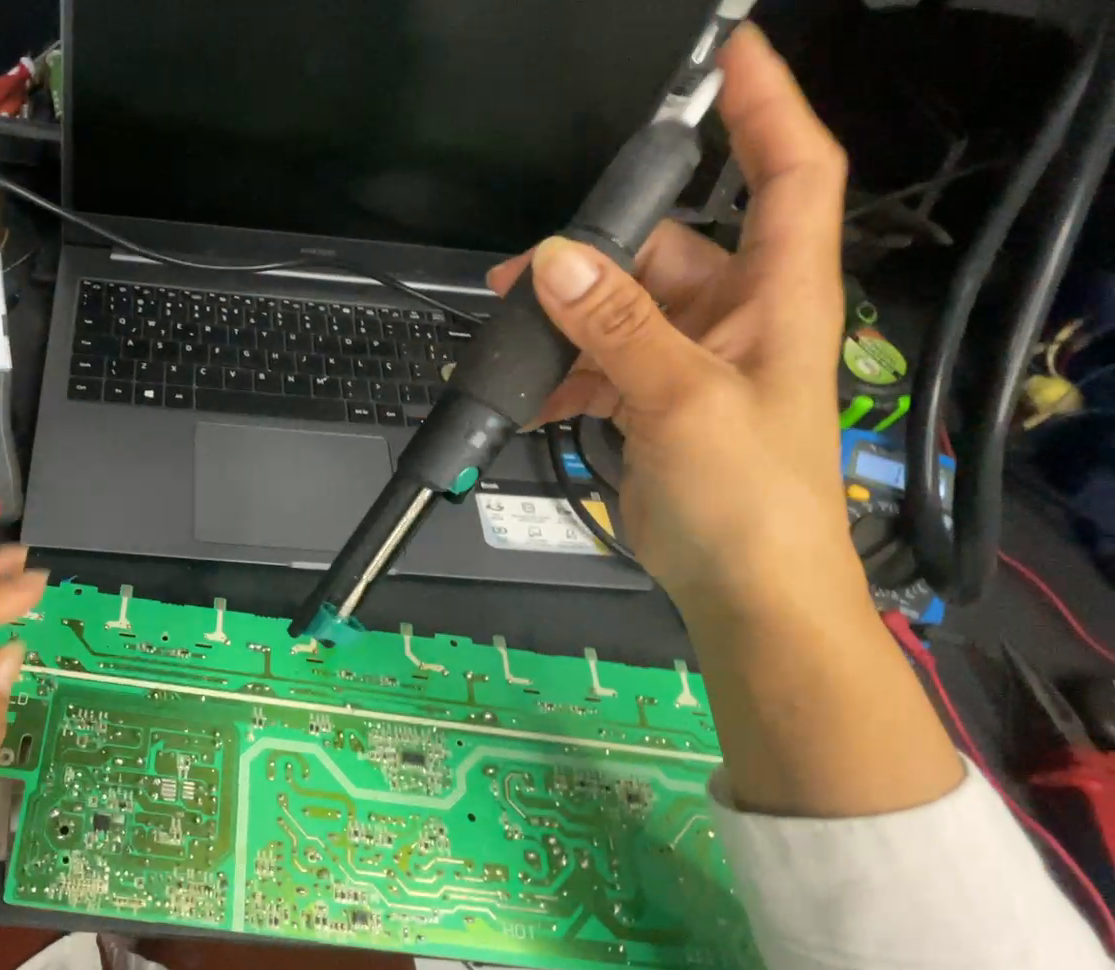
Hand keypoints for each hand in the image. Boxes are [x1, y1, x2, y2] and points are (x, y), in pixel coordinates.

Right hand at [486, 24, 860, 613]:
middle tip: (516, 276)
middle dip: (592, 257)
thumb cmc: (747, 492)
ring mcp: (687, 362)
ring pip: (615, 313)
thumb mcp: (682, 398)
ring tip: (503, 339)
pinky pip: (596, 368)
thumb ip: (617, 327)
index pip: (790, 173)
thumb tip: (554, 258)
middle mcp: (734, 316)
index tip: (724, 57)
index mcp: (777, 295)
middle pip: (664, 251)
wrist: (744, 589)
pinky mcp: (650, 403)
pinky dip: (557, 377)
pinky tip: (520, 396)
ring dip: (561, 325)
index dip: (766, 108)